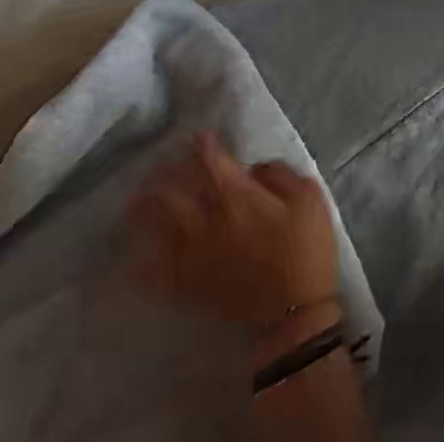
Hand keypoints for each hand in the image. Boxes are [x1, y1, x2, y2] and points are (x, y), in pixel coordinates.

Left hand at [129, 132, 338, 335]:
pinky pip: (148, 268)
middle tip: (165, 163)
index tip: (200, 136)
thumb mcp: (309, 197)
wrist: (293, 307)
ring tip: (140, 196)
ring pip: (152, 224)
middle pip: (170, 190)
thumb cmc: (306, 245)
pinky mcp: (182, 283)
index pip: (209, 162)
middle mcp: (204, 221)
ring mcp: (188, 254)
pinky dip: (138, 256)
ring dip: (144, 206)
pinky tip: (134, 249)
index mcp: (237, 197)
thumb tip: (253, 167)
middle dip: (165, 172)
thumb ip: (280, 174)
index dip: (202, 145)